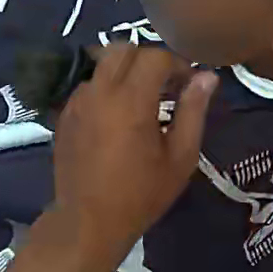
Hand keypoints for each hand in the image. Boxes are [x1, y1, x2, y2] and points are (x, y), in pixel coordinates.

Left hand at [38, 44, 216, 271]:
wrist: (88, 223)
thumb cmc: (141, 195)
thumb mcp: (180, 158)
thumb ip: (193, 112)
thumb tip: (207, 77)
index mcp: (130, 101)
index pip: (155, 57)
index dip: (178, 64)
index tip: (190, 85)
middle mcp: (99, 92)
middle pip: (123, 48)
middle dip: (149, 59)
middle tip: (167, 86)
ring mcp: (77, 102)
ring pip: (103, 65)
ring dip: (126, 73)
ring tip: (144, 102)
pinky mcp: (65, 115)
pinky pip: (89, 86)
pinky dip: (107, 90)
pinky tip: (119, 119)